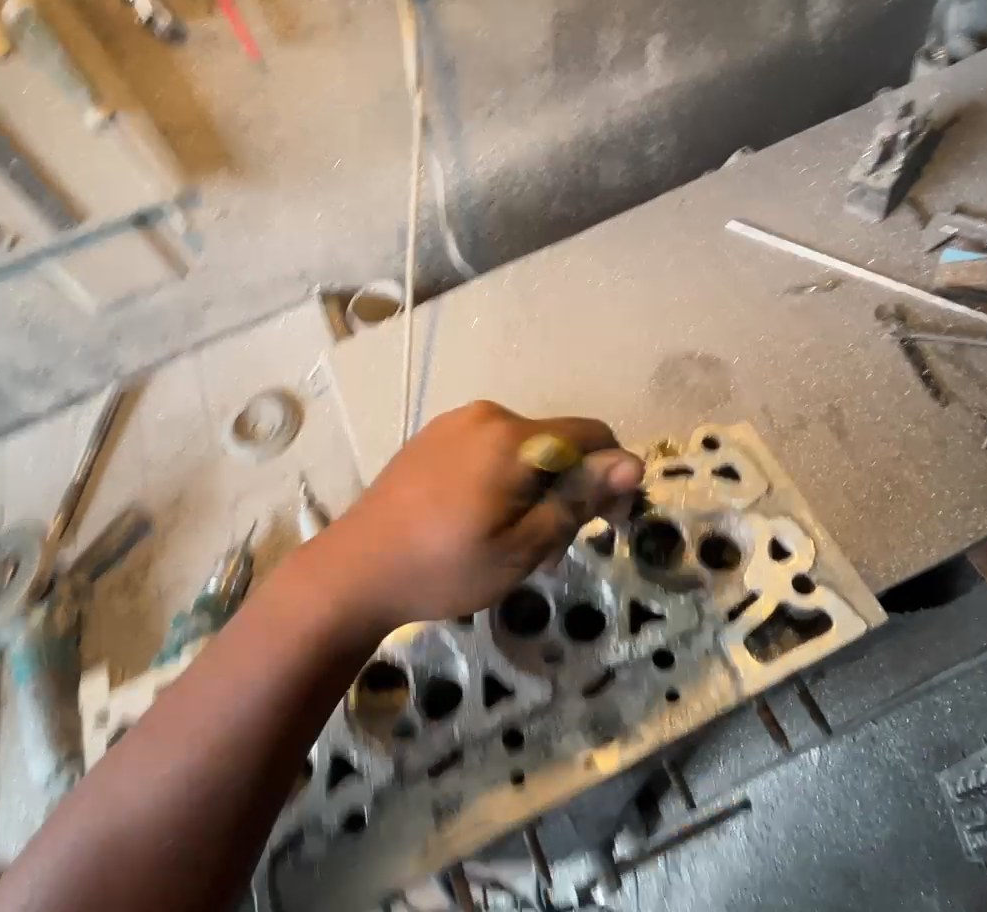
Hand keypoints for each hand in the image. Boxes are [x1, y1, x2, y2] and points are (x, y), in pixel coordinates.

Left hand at [311, 401, 644, 629]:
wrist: (353, 572)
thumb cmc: (444, 567)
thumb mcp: (524, 546)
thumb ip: (580, 499)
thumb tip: (634, 462)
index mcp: (512, 436)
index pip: (591, 434)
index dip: (611, 474)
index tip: (604, 521)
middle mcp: (486, 415)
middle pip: (555, 443)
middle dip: (566, 489)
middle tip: (546, 549)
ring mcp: (453, 423)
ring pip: (521, 449)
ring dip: (533, 488)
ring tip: (509, 541)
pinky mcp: (431, 438)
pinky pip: (487, 450)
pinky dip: (501, 480)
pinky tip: (477, 521)